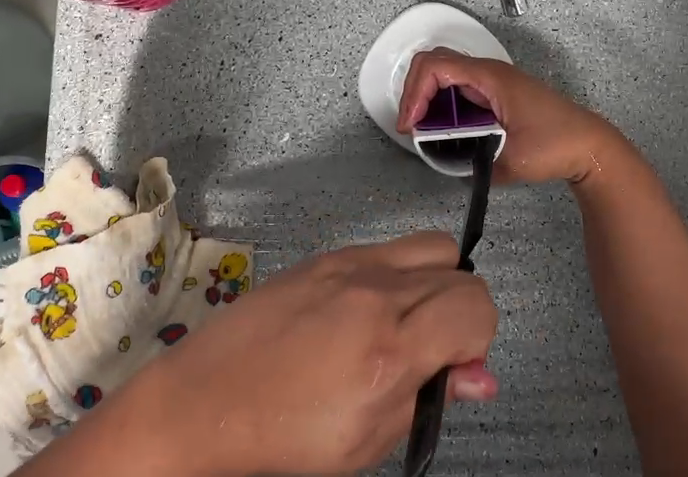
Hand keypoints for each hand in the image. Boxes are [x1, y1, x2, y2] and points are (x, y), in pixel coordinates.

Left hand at [113, 232, 499, 476]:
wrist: (206, 400)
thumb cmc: (287, 438)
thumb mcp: (369, 440)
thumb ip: (430, 397)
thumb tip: (481, 375)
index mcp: (390, 348)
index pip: (476, 308)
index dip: (479, 342)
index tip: (455, 367)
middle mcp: (374, 293)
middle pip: (460, 273)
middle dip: (462, 313)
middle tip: (433, 351)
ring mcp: (346, 265)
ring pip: (431, 246)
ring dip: (436, 281)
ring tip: (405, 323)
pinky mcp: (323, 254)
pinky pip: (387, 247)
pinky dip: (397, 272)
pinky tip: (365, 310)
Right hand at [398, 47, 632, 185]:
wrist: (590, 146)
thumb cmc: (557, 144)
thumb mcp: (512, 160)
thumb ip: (476, 163)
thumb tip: (451, 166)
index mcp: (490, 77)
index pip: (435, 67)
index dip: (414, 94)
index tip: (411, 126)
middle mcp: (489, 71)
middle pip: (434, 62)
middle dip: (414, 91)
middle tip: (411, 125)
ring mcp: (493, 81)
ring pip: (445, 72)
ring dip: (427, 95)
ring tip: (421, 128)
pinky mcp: (497, 93)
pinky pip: (459, 86)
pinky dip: (442, 102)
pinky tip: (443, 128)